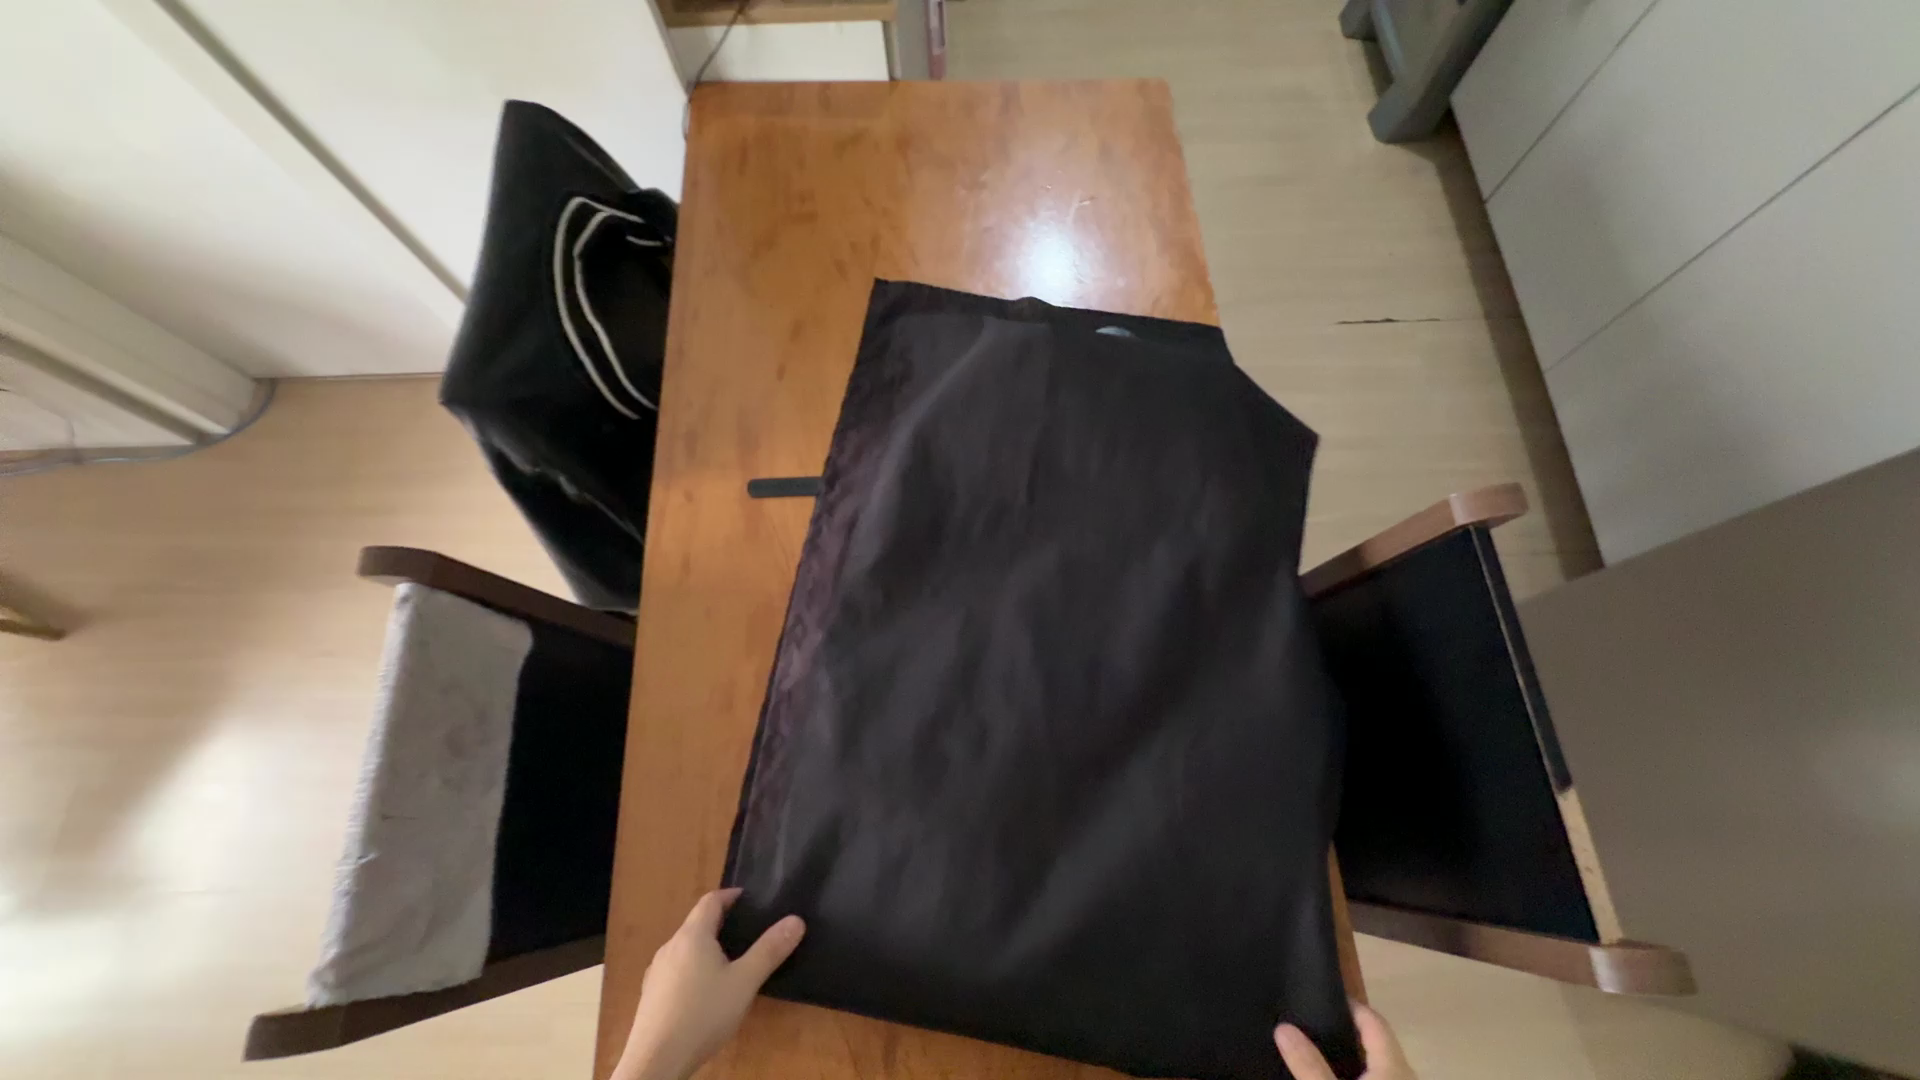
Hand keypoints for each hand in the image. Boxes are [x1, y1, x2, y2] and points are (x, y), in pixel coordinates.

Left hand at [611, 888, 805, 1079]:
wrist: (655, 1064)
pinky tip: (705, 993)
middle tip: (748, 931)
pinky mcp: (651, 996)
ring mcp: (657, 972)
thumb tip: (796, 920)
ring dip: (707, 946)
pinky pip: (676, 970)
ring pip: (686, 948)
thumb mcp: (744, 982)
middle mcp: (670, 947)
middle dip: (722, 922)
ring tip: (731, 961)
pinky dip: (693, 968)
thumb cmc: (703, 1015)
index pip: (711, 900)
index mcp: (693, 935)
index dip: (731, 896)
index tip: (750, 900)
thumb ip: (769, 950)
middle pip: (697, 923)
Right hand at [1275, 1002, 1414, 1079]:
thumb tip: (1283, 1027)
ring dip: (1351, 1062)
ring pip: (1378, 1071)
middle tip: (1309, 1026)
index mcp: (1394, 1069)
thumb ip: (1308, 1065)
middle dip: (1346, 1035)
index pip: (1374, 1021)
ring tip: (1314, 1057)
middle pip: (1377, 1045)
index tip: (1318, 995)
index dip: (1349, 1005)